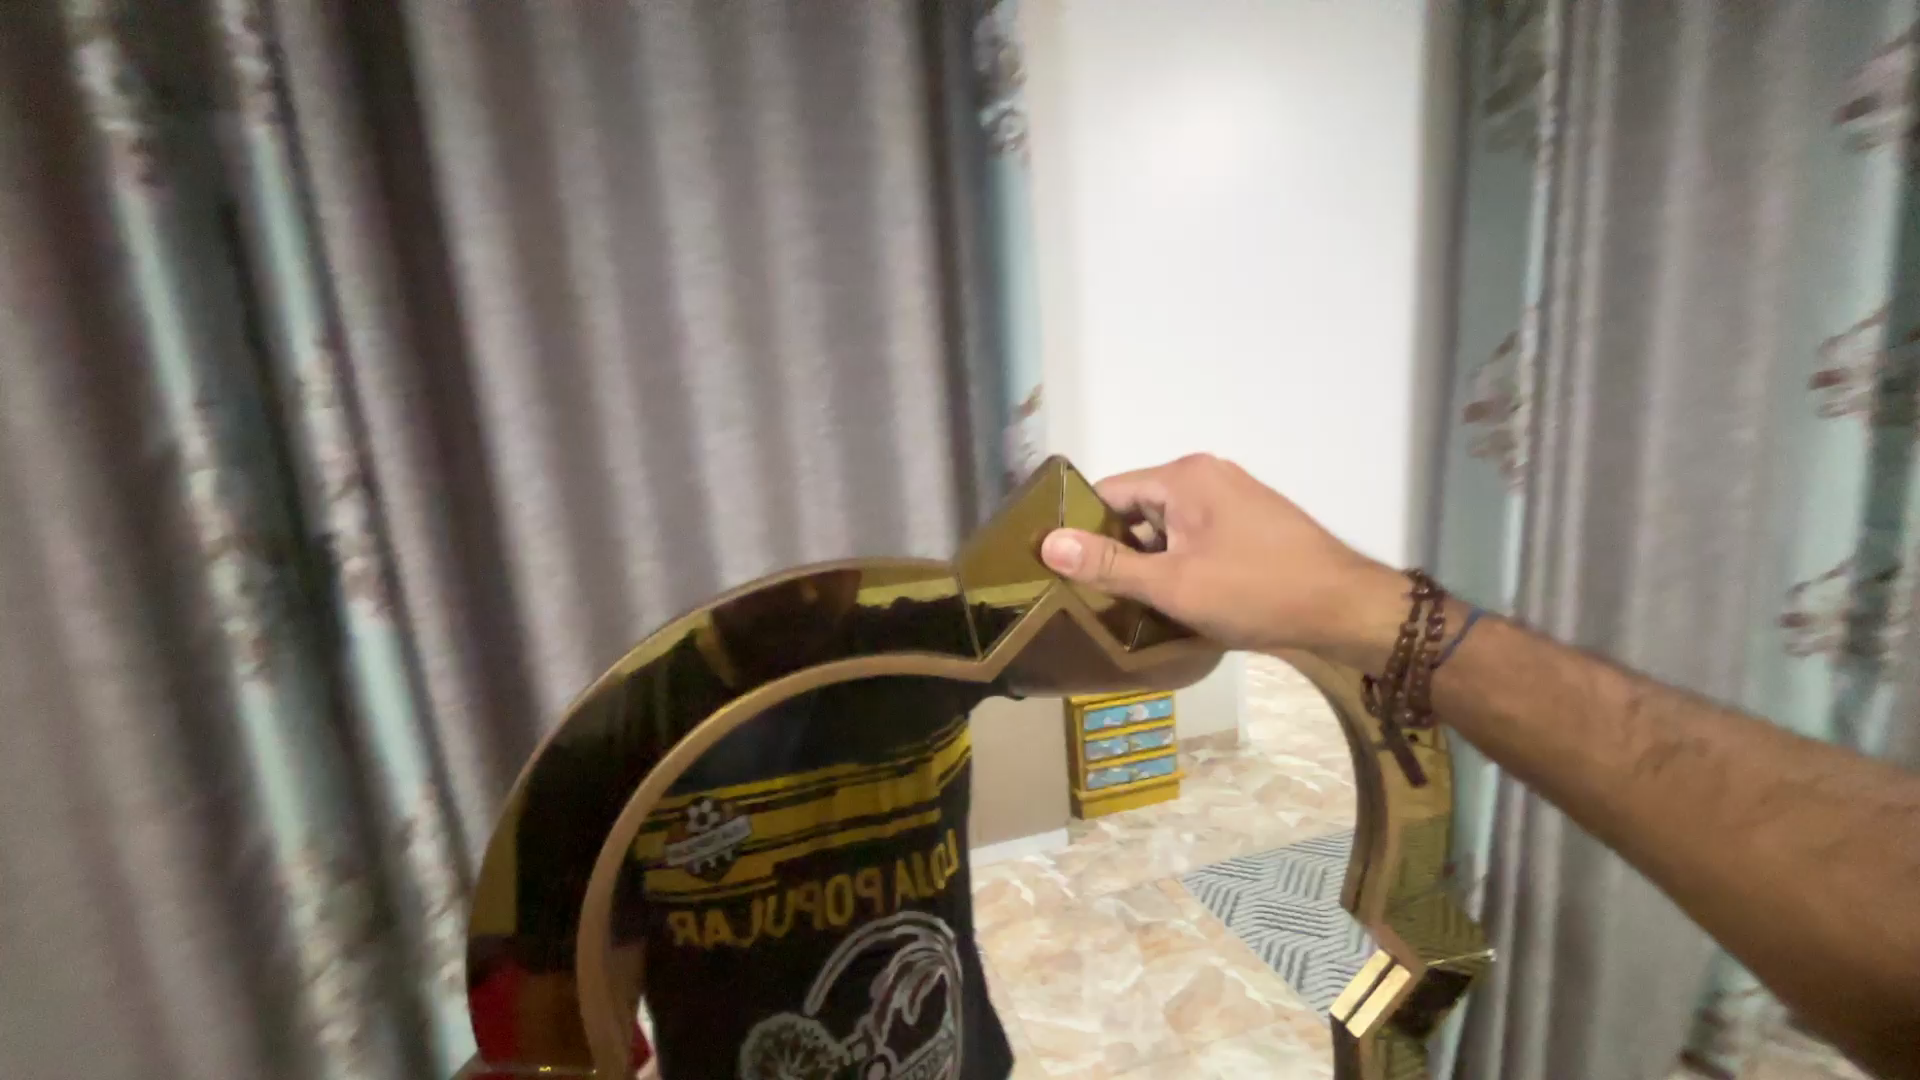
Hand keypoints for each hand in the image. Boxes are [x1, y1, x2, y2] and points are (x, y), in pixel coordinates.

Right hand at [1041, 454, 1407, 668]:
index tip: (1064, 569)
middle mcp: (1206, 475)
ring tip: (1130, 604)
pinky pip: (1194, 536)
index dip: (1081, 530)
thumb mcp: (1174, 584)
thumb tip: (1047, 543)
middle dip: (1117, 550)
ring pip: (1166, 527)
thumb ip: (1109, 564)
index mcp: (1184, 476)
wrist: (1347, 609)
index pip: (1108, 493)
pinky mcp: (1248, 522)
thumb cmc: (1256, 591)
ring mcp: (1231, 497)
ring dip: (1149, 561)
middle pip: (1136, 509)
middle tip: (1094, 596)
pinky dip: (1179, 562)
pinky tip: (1174, 599)